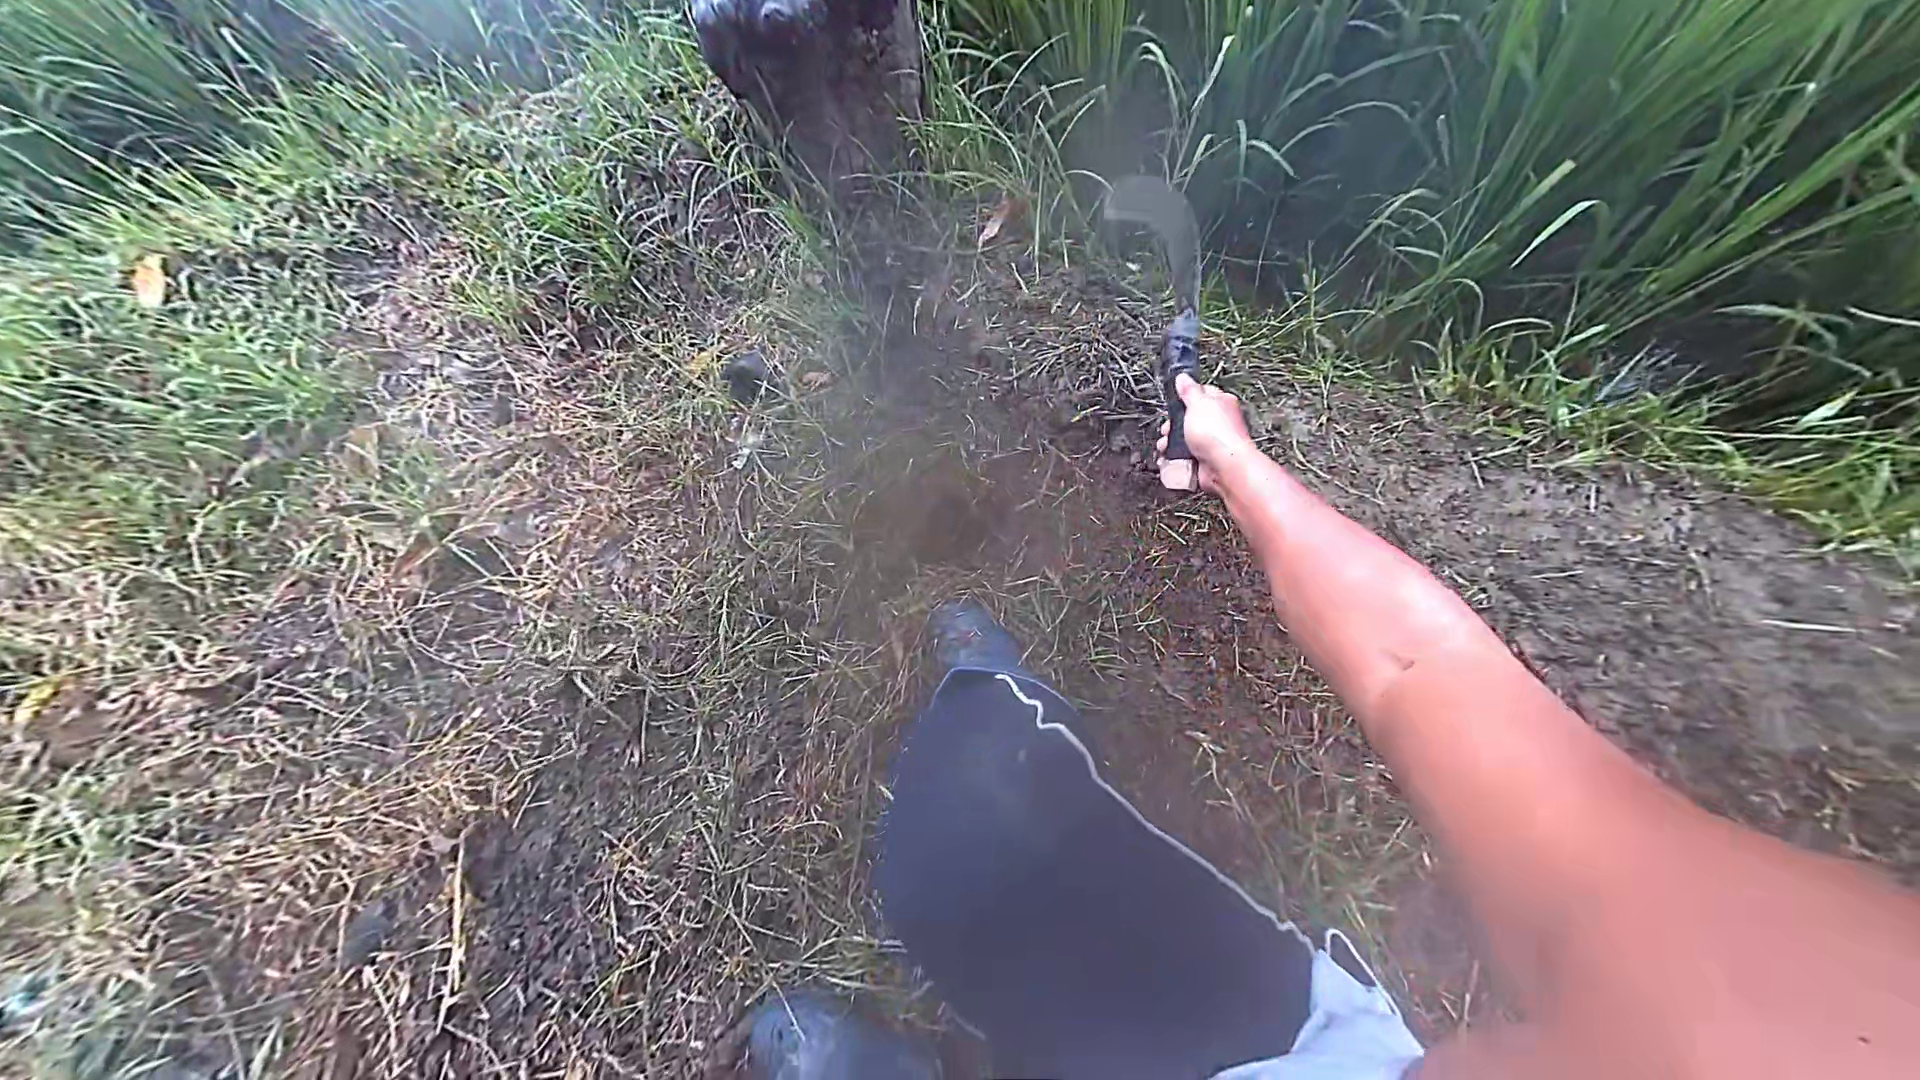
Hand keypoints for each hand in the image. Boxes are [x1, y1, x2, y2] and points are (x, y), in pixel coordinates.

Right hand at [1157, 374, 1260, 494]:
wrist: (1224, 466)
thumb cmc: (1216, 433)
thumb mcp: (1198, 403)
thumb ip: (1189, 390)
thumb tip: (1183, 377)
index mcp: (1221, 402)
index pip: (1201, 393)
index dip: (1184, 398)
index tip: (1173, 404)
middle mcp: (1218, 422)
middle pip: (1188, 418)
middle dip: (1173, 425)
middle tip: (1167, 428)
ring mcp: (1211, 442)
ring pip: (1184, 439)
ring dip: (1170, 442)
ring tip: (1165, 446)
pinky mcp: (1204, 460)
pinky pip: (1185, 456)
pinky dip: (1175, 458)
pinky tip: (1171, 458)